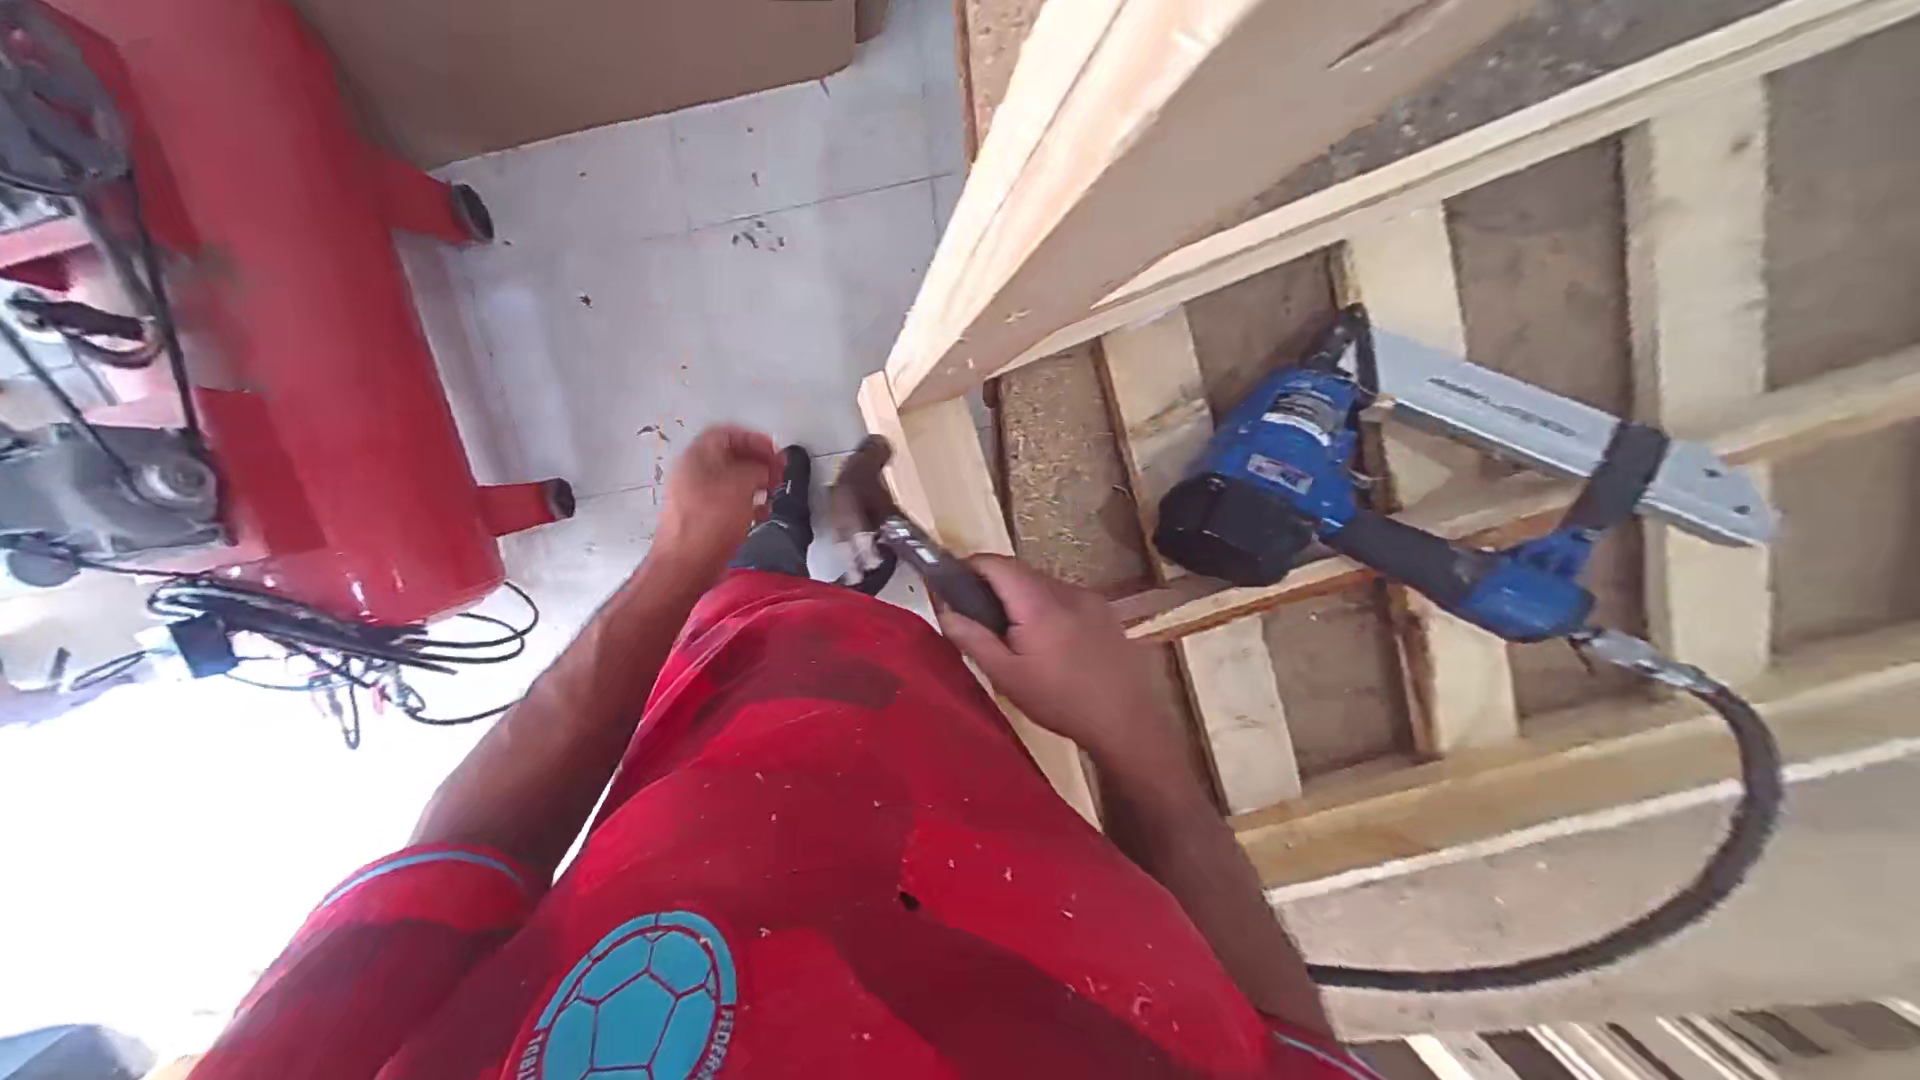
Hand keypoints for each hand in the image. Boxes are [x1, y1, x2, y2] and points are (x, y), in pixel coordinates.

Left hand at [654, 426, 782, 573]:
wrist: (687, 567)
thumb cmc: (707, 526)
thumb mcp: (741, 486)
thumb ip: (756, 469)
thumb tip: (764, 469)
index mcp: (696, 458)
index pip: (726, 434)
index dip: (754, 439)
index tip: (773, 450)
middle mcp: (692, 474)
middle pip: (730, 456)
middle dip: (758, 461)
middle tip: (776, 470)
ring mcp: (695, 497)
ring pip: (731, 479)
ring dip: (755, 483)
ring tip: (772, 491)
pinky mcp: (702, 518)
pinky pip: (729, 501)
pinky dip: (747, 502)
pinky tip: (760, 513)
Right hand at [937, 555, 1193, 785]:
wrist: (1126, 721)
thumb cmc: (1060, 701)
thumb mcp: (1007, 676)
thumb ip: (973, 639)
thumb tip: (944, 611)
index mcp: (1038, 603)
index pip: (997, 563)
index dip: (971, 566)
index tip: (953, 584)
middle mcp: (1065, 590)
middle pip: (1020, 570)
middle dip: (995, 584)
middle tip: (979, 617)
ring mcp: (1089, 598)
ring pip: (1043, 583)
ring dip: (1022, 596)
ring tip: (1015, 634)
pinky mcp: (1105, 610)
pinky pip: (1064, 596)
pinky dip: (1046, 606)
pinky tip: (1049, 641)